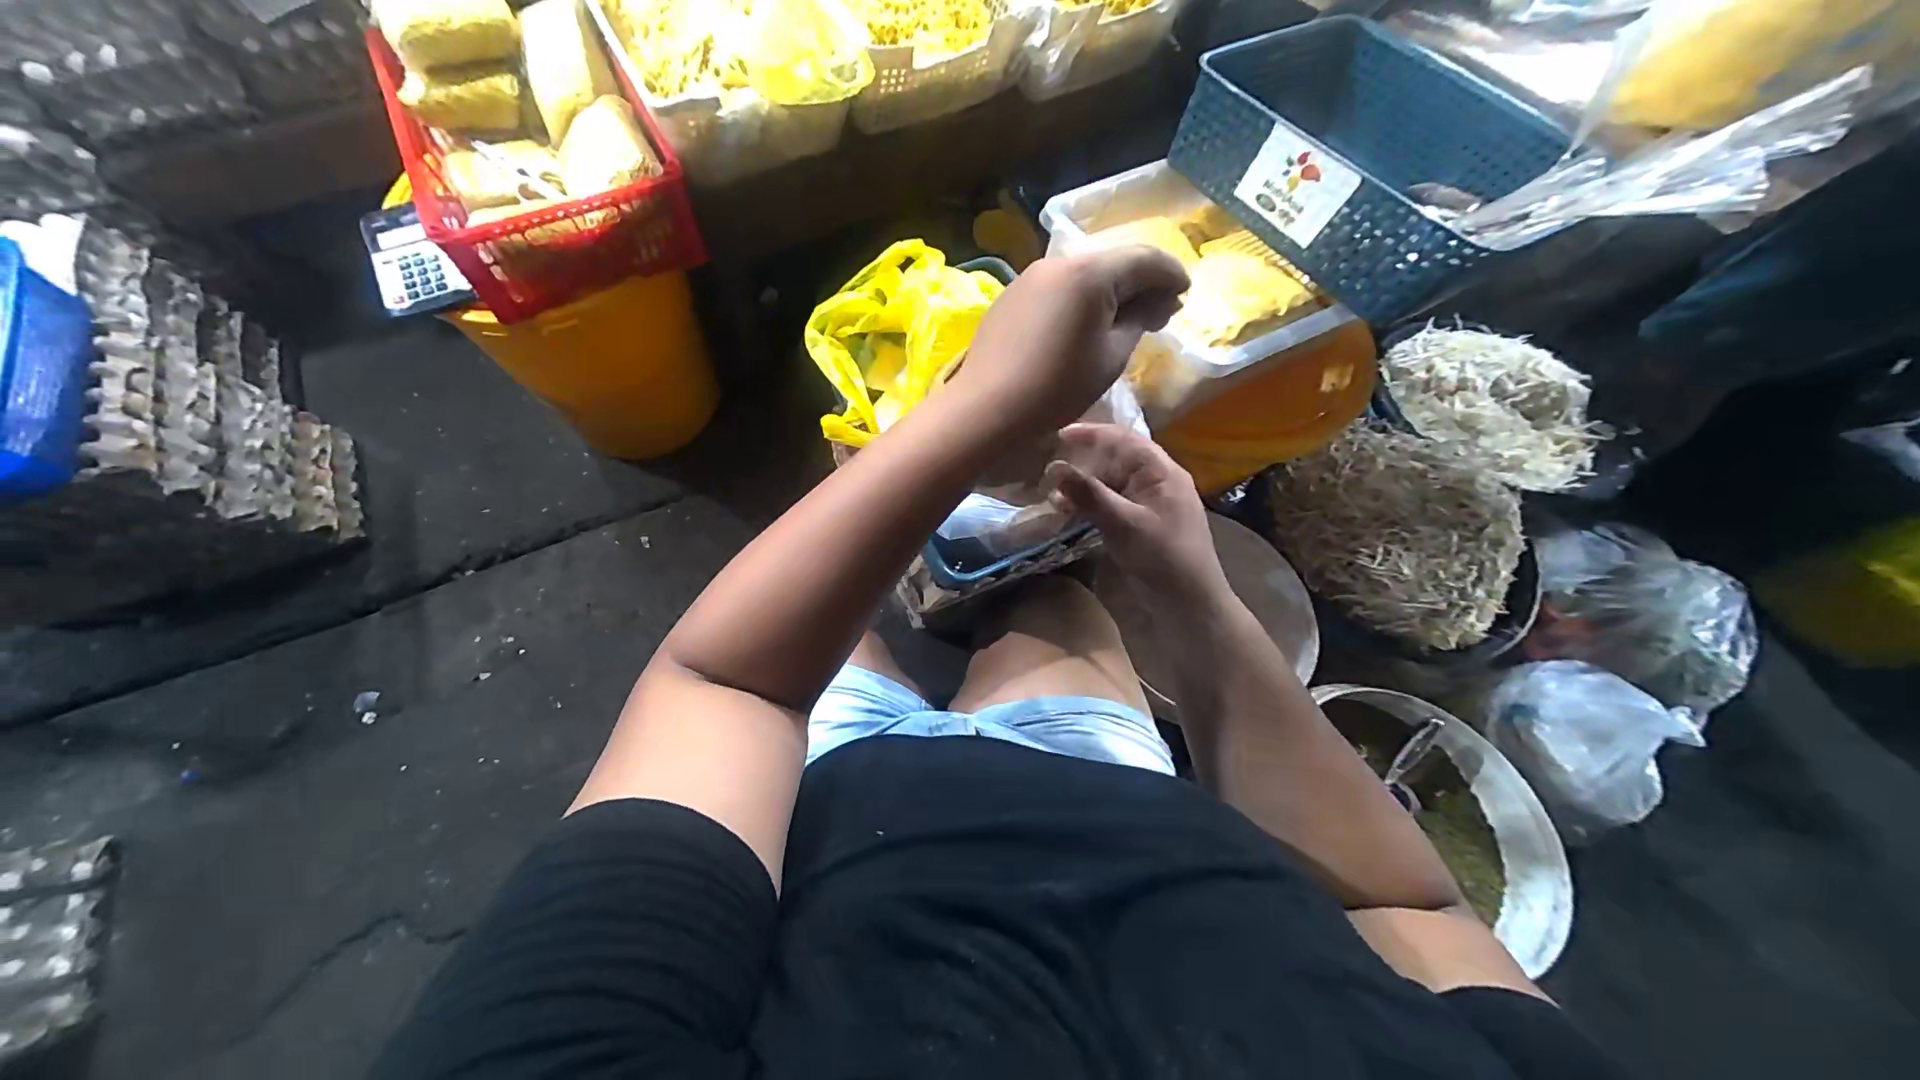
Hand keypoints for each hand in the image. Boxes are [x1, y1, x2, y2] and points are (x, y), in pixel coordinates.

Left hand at [951, 248, 1187, 438]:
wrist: (986, 409)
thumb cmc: (1056, 387)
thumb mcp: (1110, 357)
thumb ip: (1139, 319)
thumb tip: (1156, 300)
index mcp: (1090, 273)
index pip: (1145, 260)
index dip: (1171, 275)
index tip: (1184, 295)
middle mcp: (1058, 263)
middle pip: (1113, 262)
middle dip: (1141, 284)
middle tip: (1160, 312)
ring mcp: (1030, 277)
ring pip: (1083, 275)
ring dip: (1110, 292)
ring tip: (1125, 321)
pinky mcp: (1012, 297)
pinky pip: (1058, 289)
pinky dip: (1080, 300)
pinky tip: (1086, 324)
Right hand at [1042, 424, 1227, 604]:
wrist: (1188, 604)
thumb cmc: (1163, 558)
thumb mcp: (1124, 523)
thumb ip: (1089, 494)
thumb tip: (1054, 467)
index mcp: (1161, 472)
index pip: (1124, 439)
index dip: (1091, 433)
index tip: (1058, 435)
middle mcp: (1155, 481)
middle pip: (1113, 460)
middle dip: (1081, 463)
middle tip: (1049, 470)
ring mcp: (1146, 504)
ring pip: (1108, 483)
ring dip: (1081, 487)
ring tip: (1053, 496)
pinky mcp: (1137, 524)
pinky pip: (1109, 504)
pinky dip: (1088, 505)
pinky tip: (1066, 511)